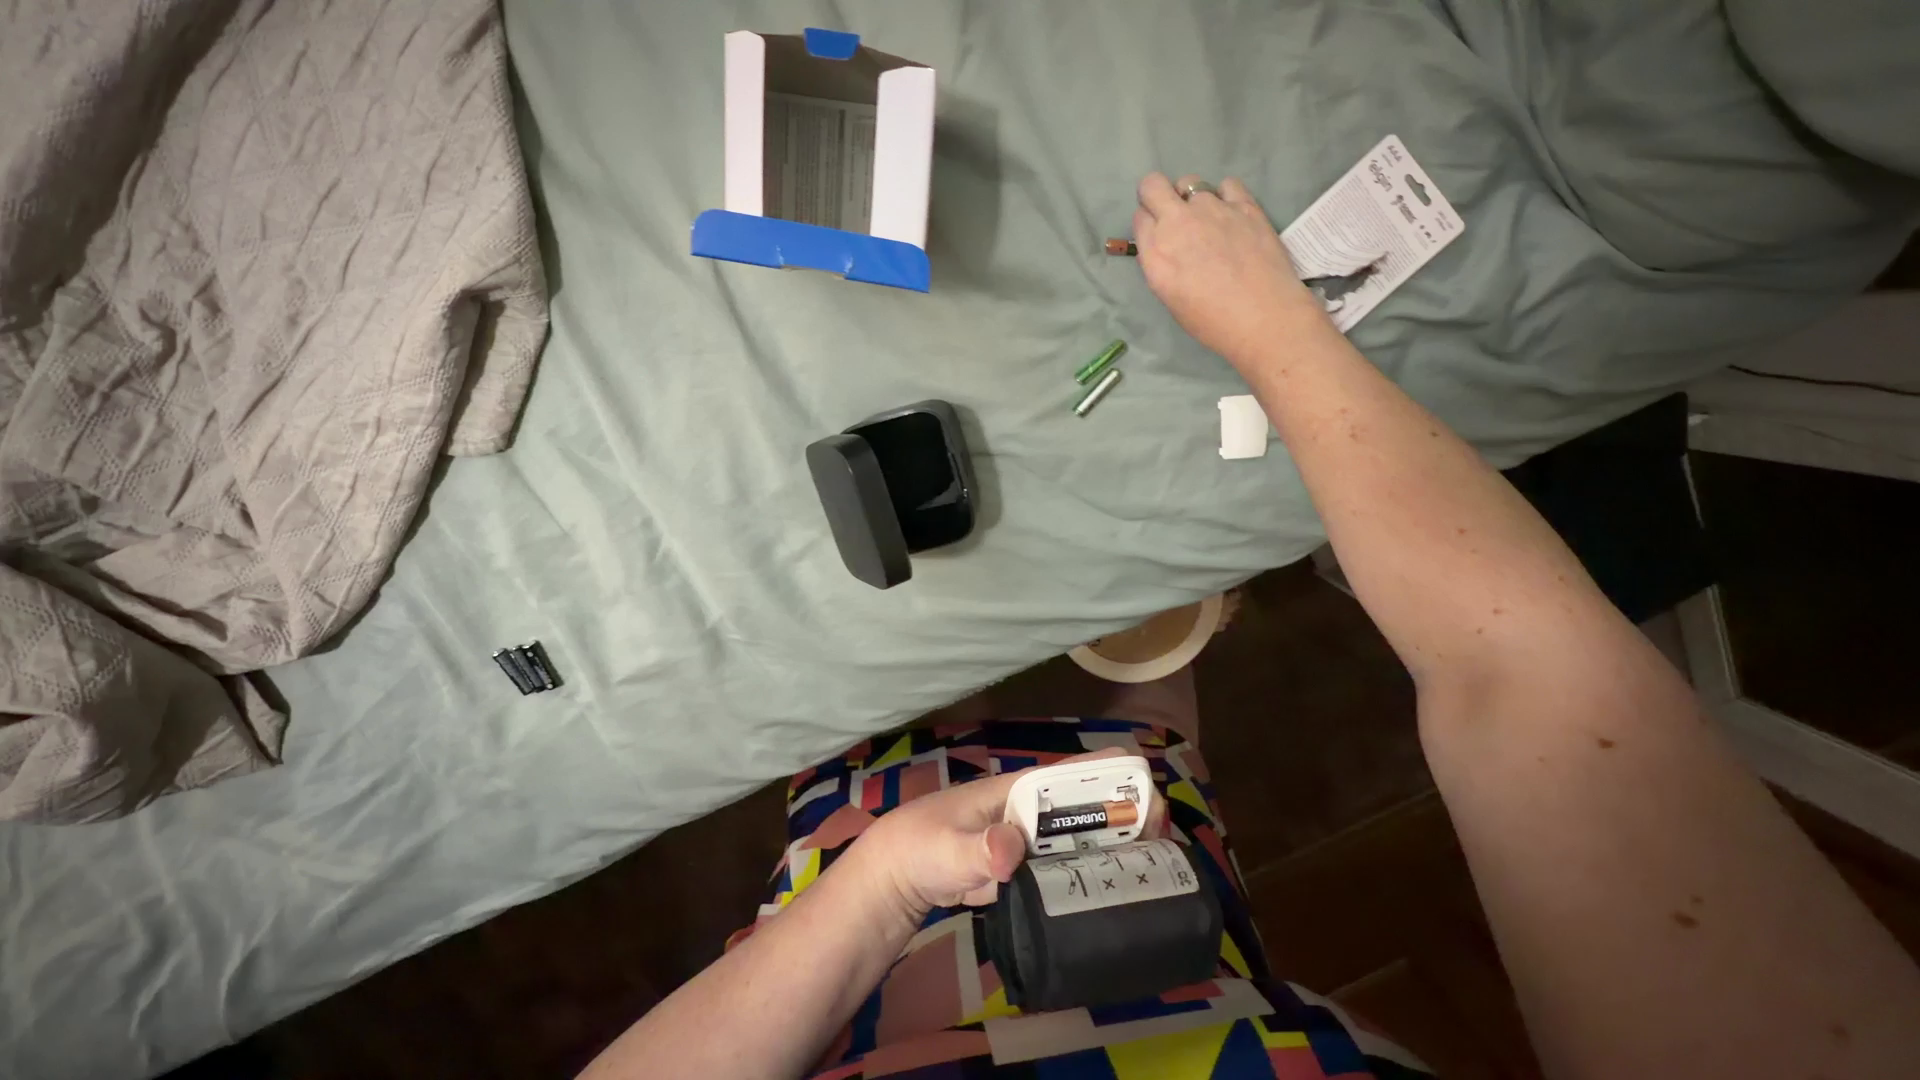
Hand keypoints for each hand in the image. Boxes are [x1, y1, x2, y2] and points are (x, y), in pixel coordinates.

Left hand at [852, 747, 1164, 919]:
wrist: (894, 880)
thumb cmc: (918, 849)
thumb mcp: (946, 849)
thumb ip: (977, 850)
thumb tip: (1010, 848)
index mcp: (1016, 791)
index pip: (1073, 775)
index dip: (1113, 779)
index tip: (1149, 799)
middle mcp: (1029, 810)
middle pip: (1088, 805)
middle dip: (1127, 816)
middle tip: (1163, 845)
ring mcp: (1028, 840)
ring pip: (1082, 836)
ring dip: (1116, 846)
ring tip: (1154, 870)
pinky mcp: (1024, 870)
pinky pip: (1066, 867)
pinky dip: (1091, 874)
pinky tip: (1115, 895)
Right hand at [1133, 173, 1323, 366]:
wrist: (1263, 317)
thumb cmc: (1212, 322)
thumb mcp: (1171, 298)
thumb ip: (1162, 263)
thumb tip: (1167, 246)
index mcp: (1156, 252)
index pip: (1140, 217)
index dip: (1149, 223)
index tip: (1159, 234)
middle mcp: (1178, 223)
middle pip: (1153, 185)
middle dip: (1157, 195)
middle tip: (1173, 216)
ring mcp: (1212, 208)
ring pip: (1190, 183)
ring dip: (1192, 198)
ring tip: (1209, 221)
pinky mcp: (1244, 204)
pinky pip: (1227, 184)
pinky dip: (1226, 195)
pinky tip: (1233, 215)